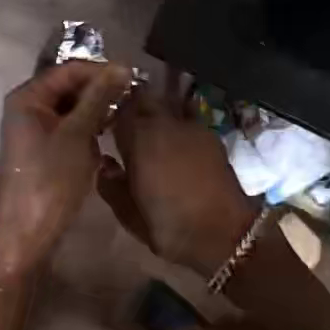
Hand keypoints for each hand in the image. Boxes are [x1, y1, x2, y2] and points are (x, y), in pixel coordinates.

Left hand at [0, 61, 134, 269]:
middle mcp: (27, 107)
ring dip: (97, 109)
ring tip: (125, 114)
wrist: (28, 234)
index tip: (133, 77)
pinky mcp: (44, 148)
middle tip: (132, 96)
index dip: (100, 71)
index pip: (69, 70)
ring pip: (71, 107)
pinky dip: (89, 127)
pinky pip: (70, 126)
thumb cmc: (51, 179)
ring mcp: (35, 129)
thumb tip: (123, 66)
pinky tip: (109, 134)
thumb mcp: (78, 133)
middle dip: (99, 89)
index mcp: (27, 97)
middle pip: (69, 86)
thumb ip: (98, 97)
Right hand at [105, 86, 257, 274]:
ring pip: (168, 103)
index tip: (106, 124)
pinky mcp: (210, 134)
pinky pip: (188, 116)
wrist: (223, 231)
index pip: (119, 109)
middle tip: (127, 123)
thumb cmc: (170, 226)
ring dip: (158, 109)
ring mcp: (191, 125)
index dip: (111, 113)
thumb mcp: (129, 215)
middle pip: (144, 98)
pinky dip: (179, 122)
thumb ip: (111, 185)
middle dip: (134, 105)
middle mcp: (164, 122)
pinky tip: (177, 139)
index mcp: (139, 138)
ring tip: (152, 128)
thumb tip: (106, 163)